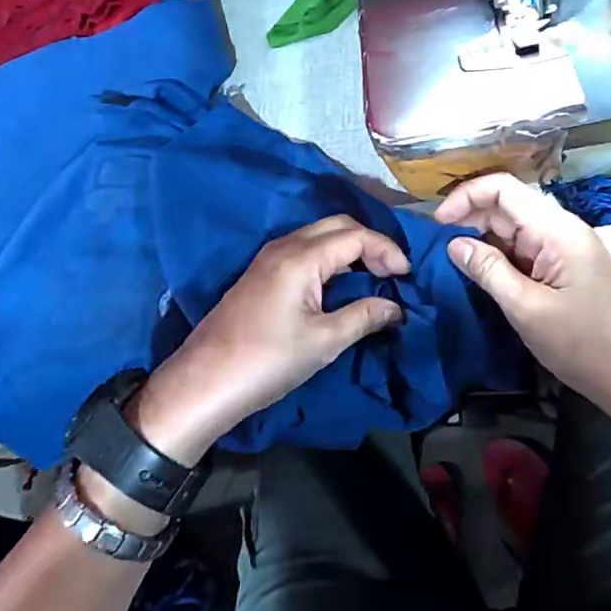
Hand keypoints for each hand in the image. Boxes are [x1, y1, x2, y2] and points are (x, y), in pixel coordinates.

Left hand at [125, 216, 408, 464]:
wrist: (203, 384)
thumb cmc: (267, 361)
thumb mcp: (324, 342)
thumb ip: (364, 317)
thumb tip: (395, 308)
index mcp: (301, 257)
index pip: (356, 235)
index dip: (387, 251)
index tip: (407, 277)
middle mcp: (284, 246)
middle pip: (338, 226)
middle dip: (371, 243)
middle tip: (393, 273)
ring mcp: (269, 258)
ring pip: (320, 236)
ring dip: (350, 248)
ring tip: (374, 277)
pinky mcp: (261, 274)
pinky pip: (305, 250)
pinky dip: (331, 258)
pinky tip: (341, 283)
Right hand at [435, 174, 610, 410]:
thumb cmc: (586, 346)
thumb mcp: (527, 309)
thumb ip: (488, 271)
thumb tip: (454, 244)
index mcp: (556, 229)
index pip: (503, 188)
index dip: (465, 197)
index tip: (437, 226)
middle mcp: (563, 230)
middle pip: (508, 207)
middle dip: (470, 220)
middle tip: (440, 252)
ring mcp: (568, 250)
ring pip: (517, 231)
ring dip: (485, 242)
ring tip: (455, 266)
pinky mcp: (570, 270)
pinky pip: (529, 252)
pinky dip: (503, 259)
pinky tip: (485, 277)